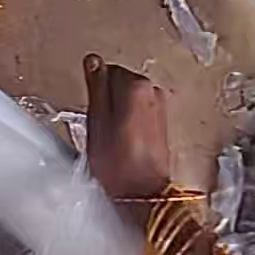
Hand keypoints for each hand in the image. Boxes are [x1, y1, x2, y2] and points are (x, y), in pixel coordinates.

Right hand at [84, 54, 171, 199]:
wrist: (143, 193)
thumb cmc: (117, 162)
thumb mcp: (96, 121)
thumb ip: (96, 86)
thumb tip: (93, 61)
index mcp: (135, 85)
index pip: (106, 71)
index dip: (95, 92)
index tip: (92, 112)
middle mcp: (153, 90)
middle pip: (120, 83)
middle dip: (107, 101)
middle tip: (99, 128)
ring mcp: (160, 107)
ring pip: (129, 99)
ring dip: (118, 113)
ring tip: (111, 138)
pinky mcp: (162, 123)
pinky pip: (138, 113)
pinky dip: (129, 123)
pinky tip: (123, 142)